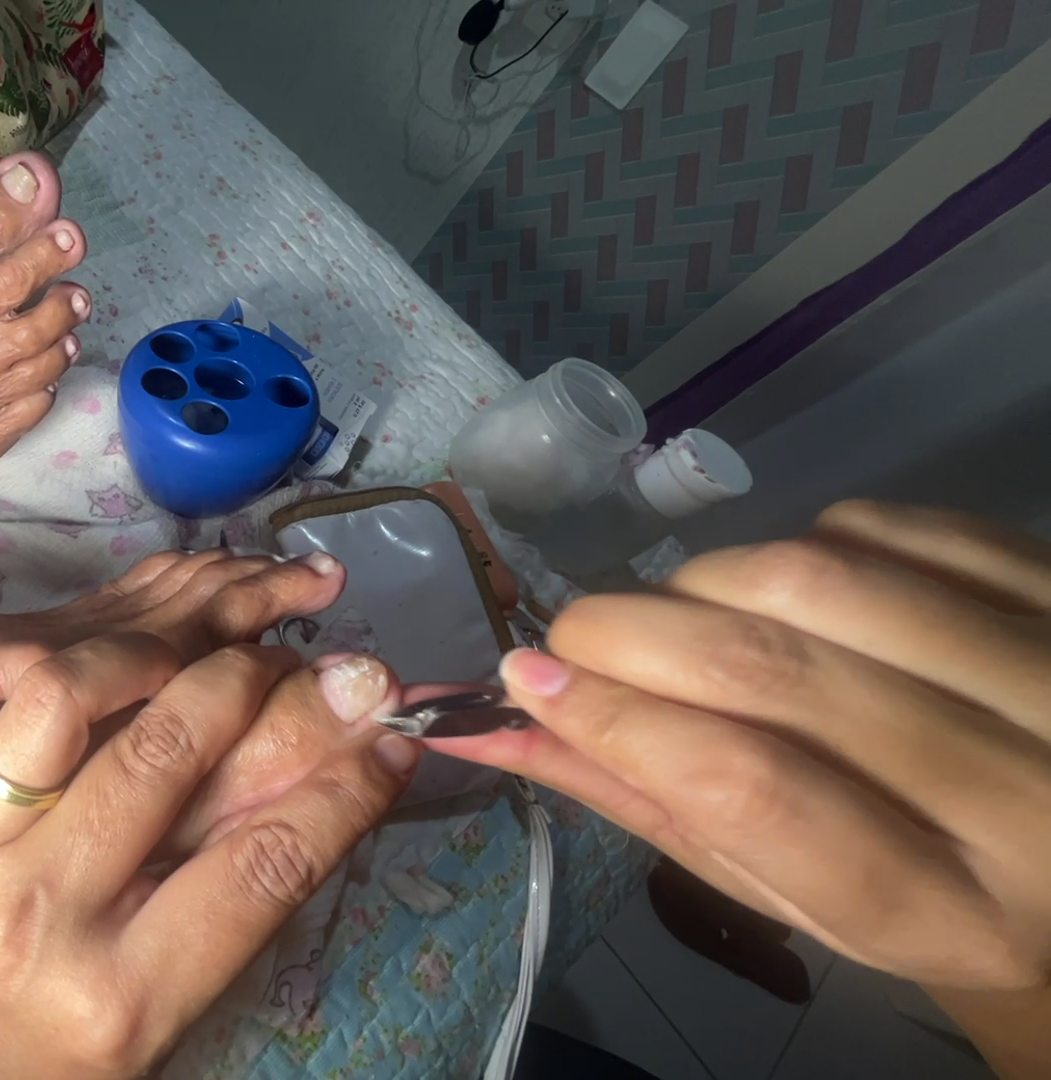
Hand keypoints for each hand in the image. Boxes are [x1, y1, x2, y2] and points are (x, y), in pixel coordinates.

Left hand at [0, 634, 421, 1079]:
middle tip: (296, 663)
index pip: (259, 863)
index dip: (343, 783)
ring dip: (144, 656)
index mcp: (121, 993)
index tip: (388, 726)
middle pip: (164, 757)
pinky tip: (87, 671)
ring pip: (62, 697)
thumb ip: (260, 869)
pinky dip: (34, 655)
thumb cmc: (92, 1030)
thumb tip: (361, 750)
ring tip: (184, 661)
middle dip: (253, 686)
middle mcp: (34, 914)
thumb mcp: (187, 980)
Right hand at [439, 501, 1050, 990]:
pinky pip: (882, 524)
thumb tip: (470, 728)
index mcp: (936, 909)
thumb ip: (615, 792)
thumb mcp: (749, 871)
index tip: (524, 677)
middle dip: (619, 635)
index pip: (740, 785)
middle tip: (575, 643)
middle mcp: (1034, 804)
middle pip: (761, 668)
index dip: (609, 718)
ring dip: (696, 586)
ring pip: (806, 579)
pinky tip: (789, 593)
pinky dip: (796, 543)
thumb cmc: (886, 882)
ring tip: (683, 620)